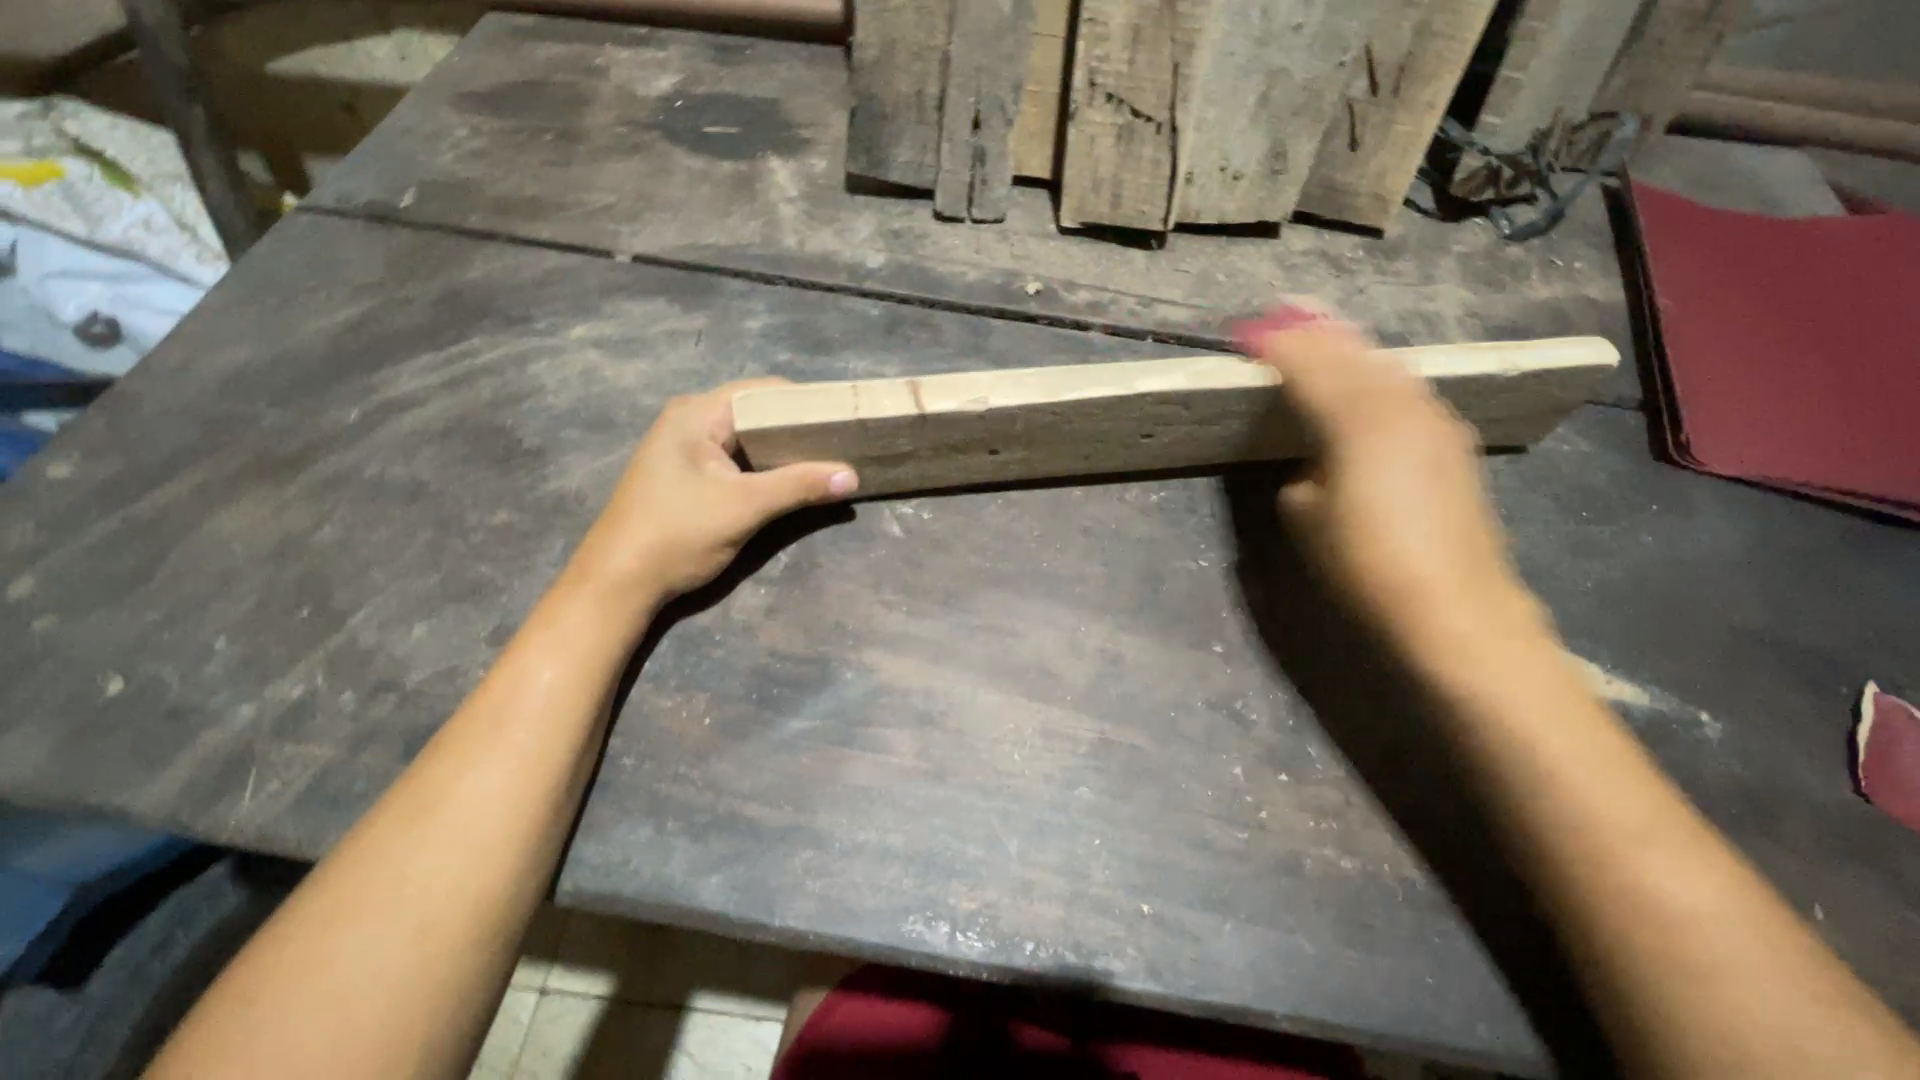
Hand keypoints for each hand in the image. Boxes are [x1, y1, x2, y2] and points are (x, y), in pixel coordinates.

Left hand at [565, 379, 856, 609]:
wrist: (618, 583)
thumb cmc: (676, 534)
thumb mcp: (744, 508)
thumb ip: (798, 486)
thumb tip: (852, 475)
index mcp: (697, 413)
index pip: (764, 392)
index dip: (807, 403)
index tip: (846, 420)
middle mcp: (691, 422)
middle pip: (758, 413)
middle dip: (800, 429)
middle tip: (845, 444)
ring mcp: (688, 450)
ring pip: (750, 440)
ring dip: (786, 453)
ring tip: (830, 462)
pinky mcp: (690, 477)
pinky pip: (739, 462)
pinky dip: (768, 469)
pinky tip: (795, 483)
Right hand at [1250, 324, 1548, 652]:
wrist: (1454, 607)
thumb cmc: (1363, 562)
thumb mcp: (1303, 515)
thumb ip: (1301, 468)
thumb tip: (1315, 456)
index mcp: (1353, 414)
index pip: (1304, 363)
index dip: (1272, 345)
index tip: (1243, 333)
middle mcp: (1399, 401)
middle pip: (1348, 352)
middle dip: (1312, 330)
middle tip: (1283, 309)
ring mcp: (1435, 417)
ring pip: (1383, 364)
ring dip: (1348, 347)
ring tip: (1323, 333)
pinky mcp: (1453, 441)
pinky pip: (1404, 388)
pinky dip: (1376, 374)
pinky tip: (1368, 378)